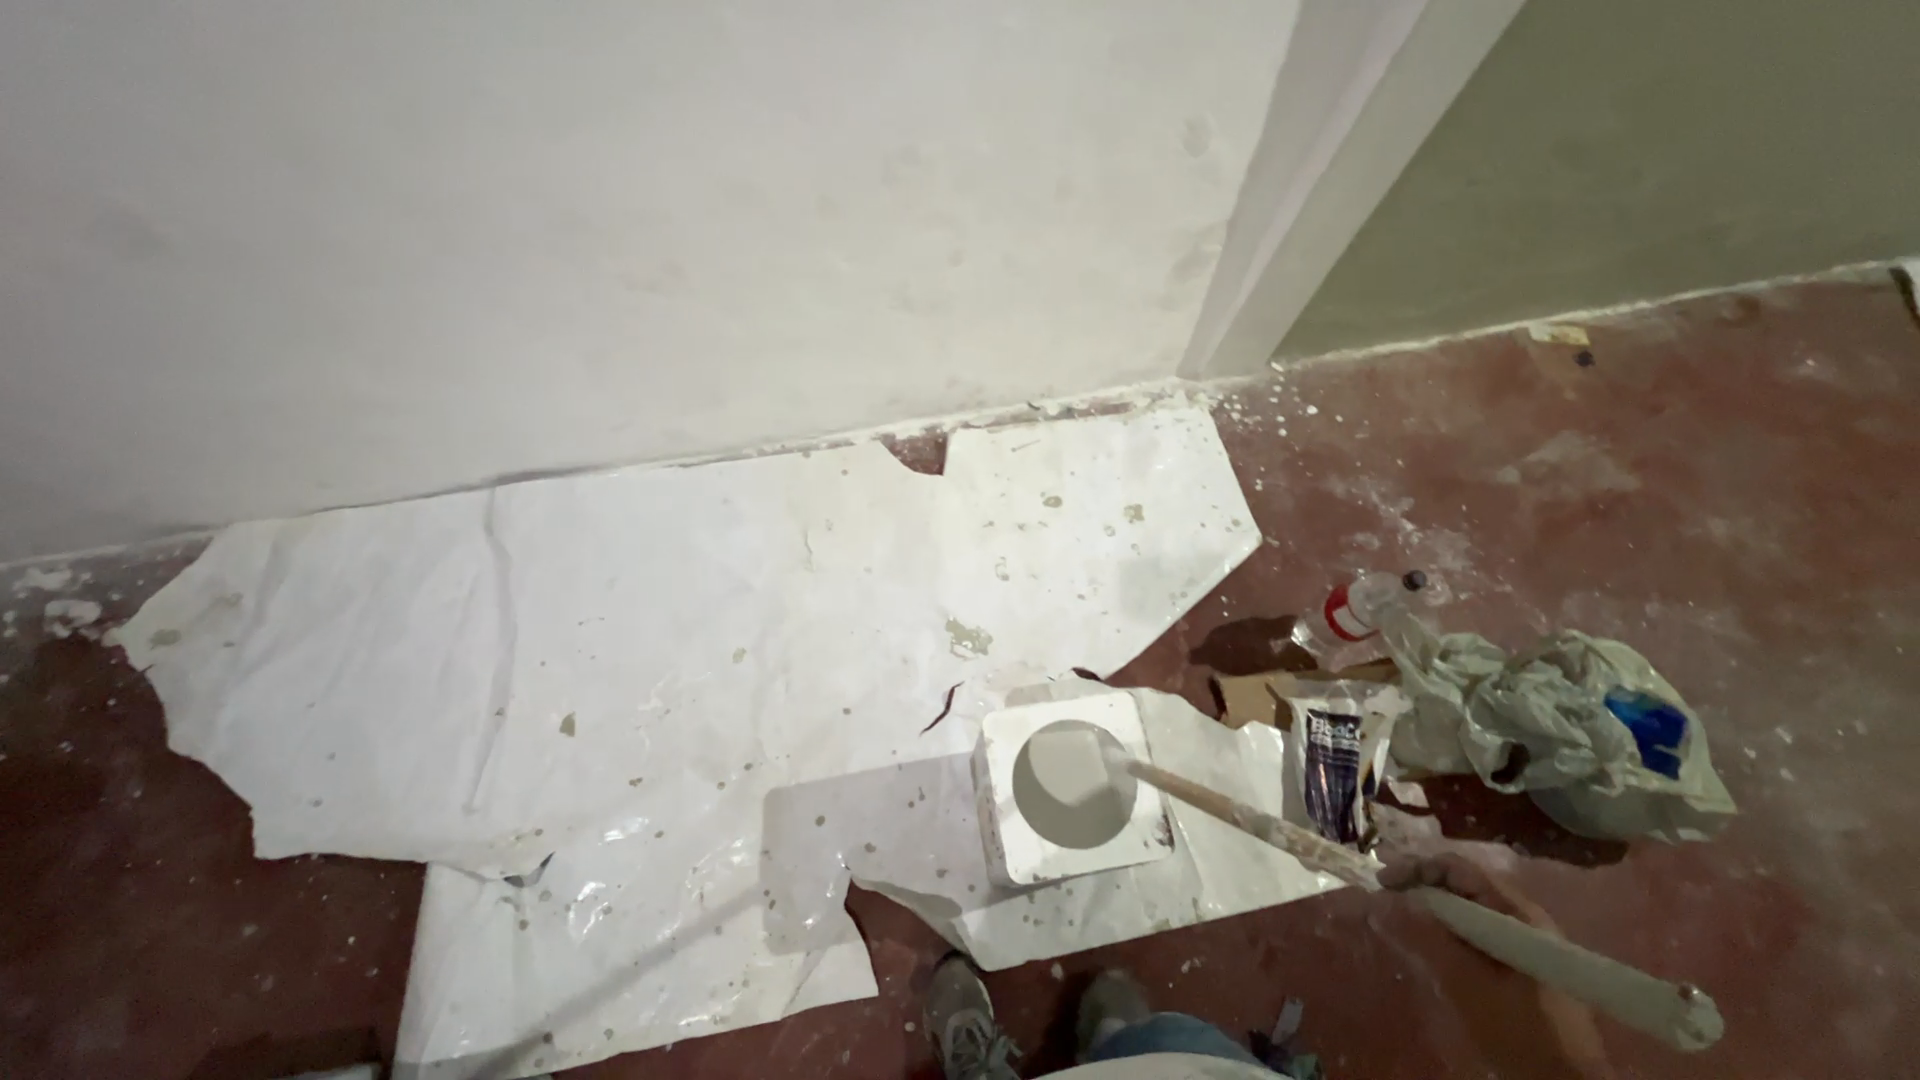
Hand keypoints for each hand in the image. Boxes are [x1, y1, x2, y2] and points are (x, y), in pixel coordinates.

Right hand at [1377, 853, 1613, 1078]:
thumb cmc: (1519, 1032)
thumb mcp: (1467, 983)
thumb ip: (1427, 936)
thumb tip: (1385, 899)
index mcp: (1517, 913)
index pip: (1458, 869)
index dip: (1416, 868)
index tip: (1382, 883)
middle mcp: (1523, 917)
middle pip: (1463, 883)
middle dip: (1420, 885)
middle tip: (1384, 897)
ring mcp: (1525, 939)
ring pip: (1468, 906)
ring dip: (1432, 906)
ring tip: (1399, 915)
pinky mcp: (1521, 960)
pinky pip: (1477, 928)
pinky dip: (1448, 926)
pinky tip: (1429, 940)